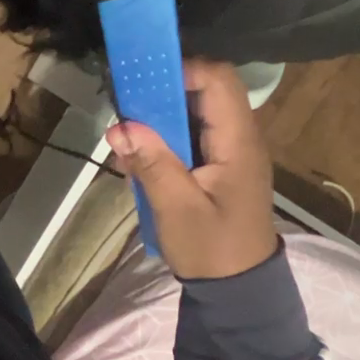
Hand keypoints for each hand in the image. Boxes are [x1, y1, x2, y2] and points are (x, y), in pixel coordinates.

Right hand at [106, 59, 278, 279]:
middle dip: (162, 94)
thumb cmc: (211, 248)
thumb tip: (120, 126)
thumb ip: (151, 163)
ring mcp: (230, 155)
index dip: (182, 69)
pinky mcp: (218, 171)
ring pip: (195, 117)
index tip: (141, 81)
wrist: (237, 290)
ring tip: (124, 139)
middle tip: (124, 107)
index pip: (218, 80)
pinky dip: (164, 143)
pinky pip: (191, 141)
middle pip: (205, 93)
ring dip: (159, 121)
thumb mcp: (176, 208)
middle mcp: (239, 139)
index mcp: (238, 142)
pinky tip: (136, 161)